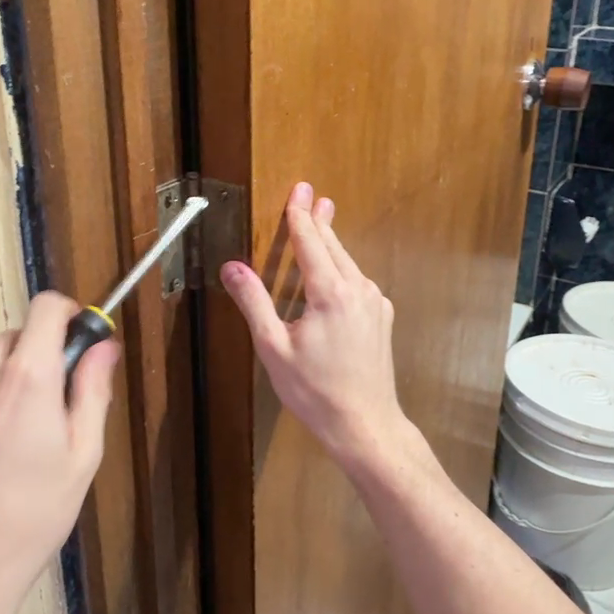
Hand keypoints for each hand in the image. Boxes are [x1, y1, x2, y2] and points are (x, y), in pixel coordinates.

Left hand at [0, 293, 118, 613]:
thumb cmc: (30, 520)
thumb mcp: (81, 458)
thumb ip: (94, 390)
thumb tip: (104, 345)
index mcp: (26, 376)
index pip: (47, 307)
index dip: (67, 315)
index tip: (75, 338)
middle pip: (12, 341)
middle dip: (31, 363)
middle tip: (40, 413)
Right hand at [220, 182, 406, 467]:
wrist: (366, 424)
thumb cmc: (315, 391)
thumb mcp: (274, 348)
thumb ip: (254, 302)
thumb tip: (232, 267)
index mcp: (329, 293)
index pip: (310, 242)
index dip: (299, 215)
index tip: (298, 190)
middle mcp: (357, 289)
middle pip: (333, 245)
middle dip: (318, 219)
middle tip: (311, 193)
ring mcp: (374, 302)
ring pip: (348, 262)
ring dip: (331, 242)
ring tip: (322, 221)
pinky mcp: (382, 317)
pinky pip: (358, 281)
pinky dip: (343, 268)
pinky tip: (336, 272)